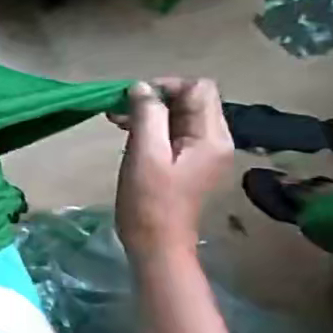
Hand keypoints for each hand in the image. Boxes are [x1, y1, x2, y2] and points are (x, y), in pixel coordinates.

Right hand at [109, 77, 233, 251]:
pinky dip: (152, 127)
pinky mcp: (190, 163)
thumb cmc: (150, 201)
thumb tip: (142, 86)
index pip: (199, 88)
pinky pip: (174, 132)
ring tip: (117, 120)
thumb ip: (147, 114)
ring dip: (150, 112)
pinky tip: (127, 133)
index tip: (136, 99)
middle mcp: (215, 142)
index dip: (167, 85)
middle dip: (156, 99)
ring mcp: (204, 154)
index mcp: (212, 138)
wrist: (157, 246)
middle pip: (191, 100)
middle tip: (121, 110)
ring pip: (180, 115)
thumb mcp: (145, 153)